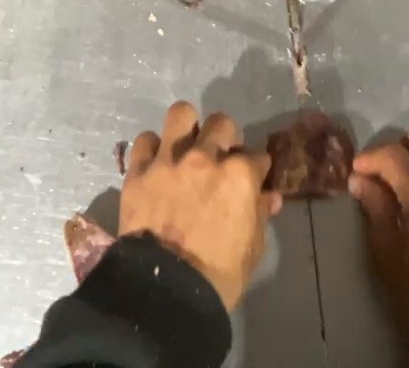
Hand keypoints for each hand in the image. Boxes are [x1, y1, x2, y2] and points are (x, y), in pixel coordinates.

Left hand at [120, 101, 281, 310]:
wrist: (165, 293)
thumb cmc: (218, 276)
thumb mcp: (251, 248)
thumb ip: (260, 215)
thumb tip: (269, 197)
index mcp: (239, 175)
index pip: (257, 156)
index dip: (257, 167)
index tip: (253, 178)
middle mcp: (205, 157)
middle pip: (222, 123)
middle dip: (226, 137)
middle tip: (220, 157)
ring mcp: (169, 161)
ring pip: (181, 114)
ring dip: (187, 127)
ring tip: (186, 145)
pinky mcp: (138, 173)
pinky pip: (144, 142)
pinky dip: (152, 149)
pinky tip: (156, 164)